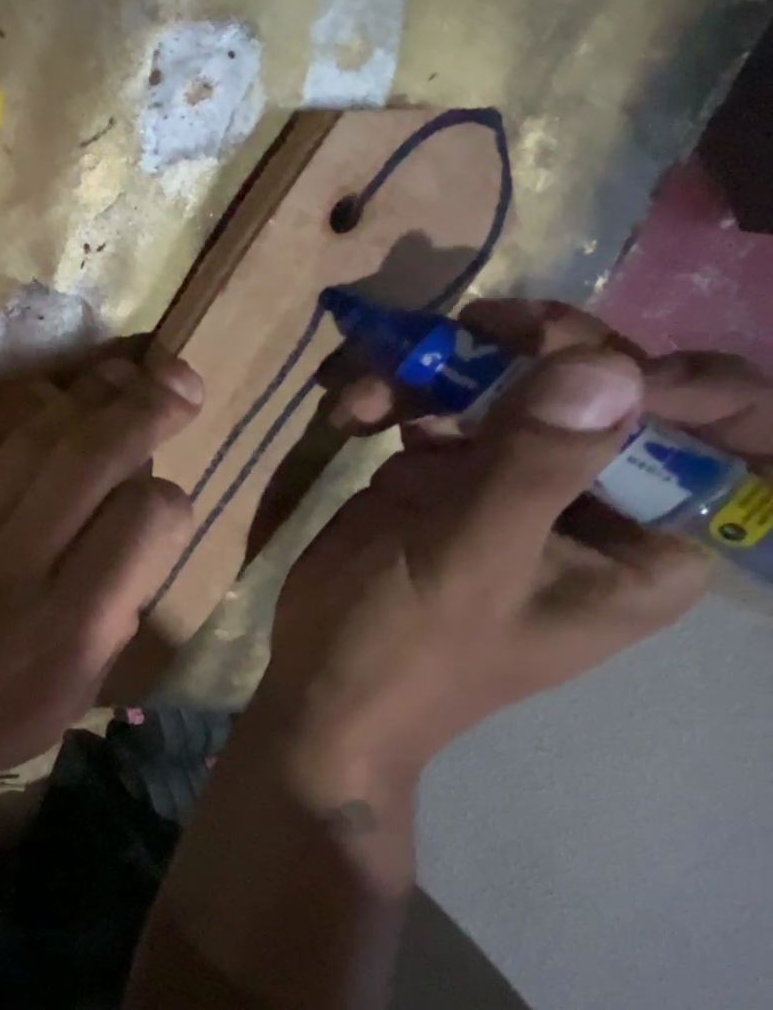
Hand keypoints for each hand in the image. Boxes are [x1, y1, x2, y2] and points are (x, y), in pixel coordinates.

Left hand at [0, 353, 203, 811]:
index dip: (169, 495)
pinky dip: (8, 411)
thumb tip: (135, 540)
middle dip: (143, 412)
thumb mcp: (61, 704)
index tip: (163, 491)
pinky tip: (40, 394)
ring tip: (118, 372)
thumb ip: (107, 622)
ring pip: (29, 439)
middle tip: (178, 380)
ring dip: (82, 395)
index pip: (144, 523)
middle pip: (90, 462)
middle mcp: (15, 571)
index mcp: (68, 630)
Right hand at [264, 346, 713, 794]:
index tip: (548, 348)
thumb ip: (533, 468)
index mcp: (651, 540)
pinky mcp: (447, 479)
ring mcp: (514, 486)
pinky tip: (346, 412)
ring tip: (359, 392)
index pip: (705, 431)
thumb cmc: (404, 646)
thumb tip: (604, 363)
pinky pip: (440, 411)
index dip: (652, 376)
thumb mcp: (468, 562)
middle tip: (458, 334)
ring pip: (506, 390)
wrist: (320, 690)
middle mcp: (597, 503)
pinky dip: (392, 398)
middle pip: (593, 391)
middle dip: (518, 361)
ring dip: (435, 376)